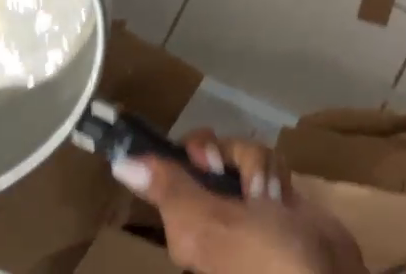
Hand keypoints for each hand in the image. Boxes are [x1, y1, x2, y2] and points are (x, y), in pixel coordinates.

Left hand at [112, 129, 369, 273]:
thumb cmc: (262, 253)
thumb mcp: (212, 223)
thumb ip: (172, 190)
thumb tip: (121, 163)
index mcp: (185, 217)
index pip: (173, 167)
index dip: (191, 152)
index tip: (209, 159)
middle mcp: (211, 206)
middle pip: (214, 153)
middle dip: (234, 154)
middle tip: (246, 181)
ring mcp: (245, 201)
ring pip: (245, 155)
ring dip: (260, 164)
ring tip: (271, 194)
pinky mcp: (274, 196)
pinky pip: (270, 165)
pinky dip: (278, 170)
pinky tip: (285, 191)